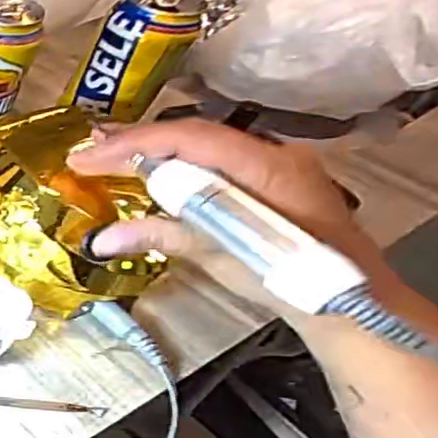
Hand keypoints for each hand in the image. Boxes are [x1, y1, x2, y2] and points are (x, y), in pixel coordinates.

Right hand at [65, 119, 391, 319]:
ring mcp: (269, 166)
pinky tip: (141, 169)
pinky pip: (207, 160)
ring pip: (197, 145)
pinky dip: (167, 162)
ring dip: (147, 149)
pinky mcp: (263, 181)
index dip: (133, 144)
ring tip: (103, 153)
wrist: (352, 302)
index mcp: (267, 167)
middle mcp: (270, 155)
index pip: (190, 139)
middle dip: (133, 141)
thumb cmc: (293, 279)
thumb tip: (98, 241)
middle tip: (85, 150)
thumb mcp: (223, 256)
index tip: (86, 158)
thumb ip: (162, 238)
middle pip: (191, 135)